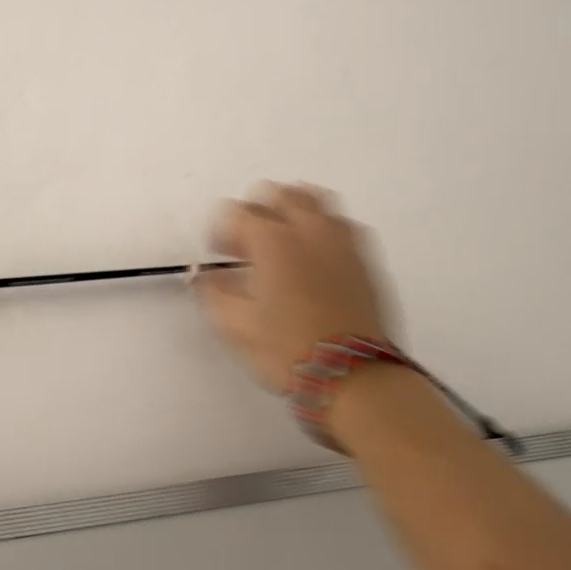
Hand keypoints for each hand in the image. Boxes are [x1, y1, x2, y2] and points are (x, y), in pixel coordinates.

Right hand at [195, 183, 391, 392]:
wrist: (355, 376)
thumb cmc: (290, 350)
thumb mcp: (236, 326)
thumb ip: (213, 294)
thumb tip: (205, 277)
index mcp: (272, 239)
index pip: (238, 212)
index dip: (222, 230)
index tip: (220, 253)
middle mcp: (307, 228)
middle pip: (278, 193)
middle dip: (258, 212)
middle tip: (249, 244)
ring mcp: (340, 239)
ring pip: (313, 199)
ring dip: (293, 211)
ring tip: (285, 240)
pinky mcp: (365, 256)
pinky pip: (341, 223)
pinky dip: (324, 228)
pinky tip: (318, 254)